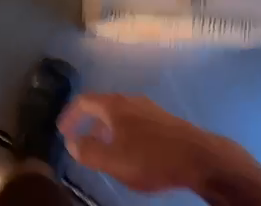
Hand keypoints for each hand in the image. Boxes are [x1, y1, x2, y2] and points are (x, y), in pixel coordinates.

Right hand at [57, 94, 220, 193]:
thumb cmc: (151, 157)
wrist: (198, 157)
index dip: (70, 115)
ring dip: (108, 129)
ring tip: (105, 149)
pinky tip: (131, 151)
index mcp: (113, 105)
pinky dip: (124, 132)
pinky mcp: (163, 120)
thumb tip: (71, 142)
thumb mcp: (113, 160)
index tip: (62, 130)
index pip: (83, 101)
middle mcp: (129, 99)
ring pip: (120, 114)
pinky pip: (135, 121)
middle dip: (89, 123)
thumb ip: (88, 151)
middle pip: (102, 106)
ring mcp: (148, 108)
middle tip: (82, 141)